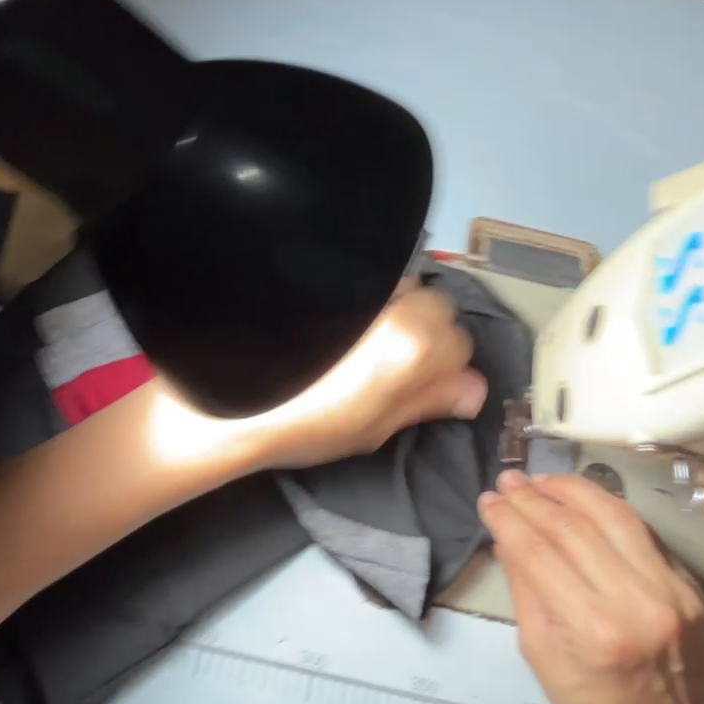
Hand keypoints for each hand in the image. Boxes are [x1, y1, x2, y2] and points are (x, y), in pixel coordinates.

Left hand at [147, 283, 483, 473]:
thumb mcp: (375, 428)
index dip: (445, 369)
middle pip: (435, 307)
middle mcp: (392, 301)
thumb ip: (430, 400)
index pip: (460, 342)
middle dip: (423, 333)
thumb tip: (474, 388)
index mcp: (413, 343)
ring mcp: (363, 285)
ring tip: (356, 345)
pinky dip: (365, 298)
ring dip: (394, 312)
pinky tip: (336, 326)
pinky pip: (369, 281)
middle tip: (387, 367)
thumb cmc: (305, 425)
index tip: (421, 386)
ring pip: (402, 289)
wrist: (229, 401)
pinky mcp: (329, 276)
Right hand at [479, 470, 703, 703]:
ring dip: (571, 489)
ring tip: (541, 479)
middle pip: (573, 527)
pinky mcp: (690, 586)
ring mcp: (671, 591)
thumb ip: (525, 589)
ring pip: (614, 514)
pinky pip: (642, 531)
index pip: (538, 552)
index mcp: (592, 630)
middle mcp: (636, 602)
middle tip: (507, 481)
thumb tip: (506, 535)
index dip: (507, 519)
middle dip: (532, 498)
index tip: (487, 500)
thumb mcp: (541, 656)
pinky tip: (581, 500)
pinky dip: (606, 508)